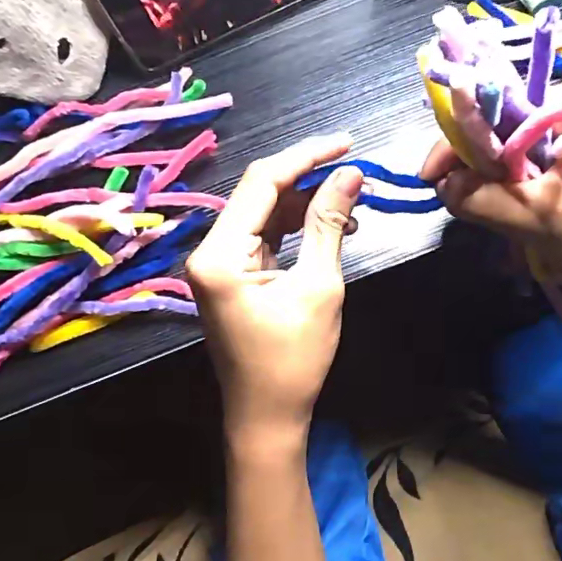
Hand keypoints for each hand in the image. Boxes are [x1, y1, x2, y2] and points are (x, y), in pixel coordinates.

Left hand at [187, 134, 363, 455]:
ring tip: (351, 206)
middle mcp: (209, 251)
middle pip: (260, 193)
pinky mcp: (232, 273)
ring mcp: (218, 263)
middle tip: (352, 169)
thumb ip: (329, 225)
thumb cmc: (293, 361)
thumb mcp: (318, 287)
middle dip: (307, 178)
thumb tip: (349, 174)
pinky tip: (333, 228)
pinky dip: (297, 228)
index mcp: (219, 254)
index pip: (261, 183)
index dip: (305, 157)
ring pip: (264, 212)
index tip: (346, 143)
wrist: (266, 417)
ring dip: (306, 204)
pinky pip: (265, 235)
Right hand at [418, 93, 561, 325]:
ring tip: (511, 229)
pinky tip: (538, 225)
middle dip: (485, 175)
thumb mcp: (531, 216)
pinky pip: (551, 170)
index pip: (494, 111)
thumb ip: (475, 197)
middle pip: (509, 135)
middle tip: (471, 210)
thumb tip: (443, 186)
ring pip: (528, 156)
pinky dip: (536, 195)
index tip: (432, 179)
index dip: (455, 145)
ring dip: (510, 191)